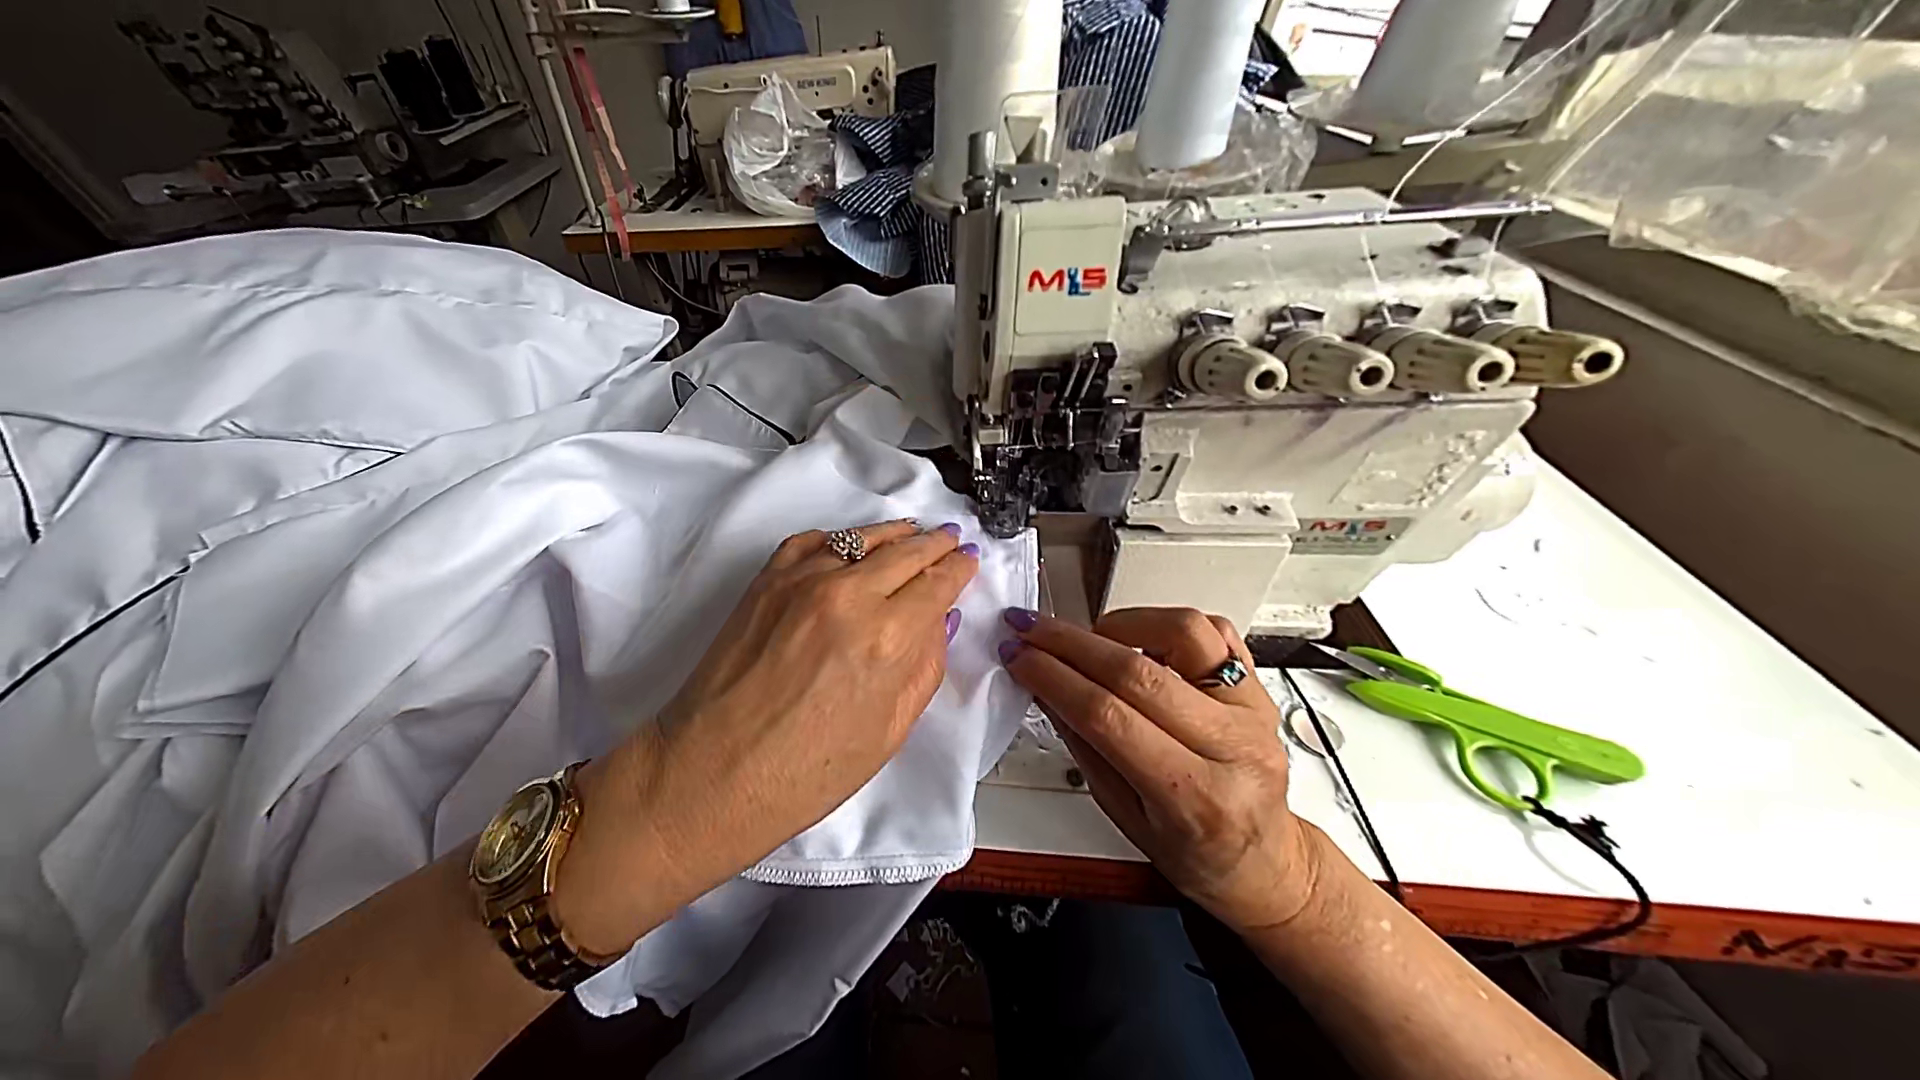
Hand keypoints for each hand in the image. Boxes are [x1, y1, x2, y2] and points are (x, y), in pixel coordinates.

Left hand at [556, 521, 978, 954]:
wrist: (710, 775)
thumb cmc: (804, 773)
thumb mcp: (889, 731)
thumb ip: (924, 666)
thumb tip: (940, 620)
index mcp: (886, 639)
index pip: (937, 584)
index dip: (959, 569)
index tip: (968, 562)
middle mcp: (847, 597)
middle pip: (906, 552)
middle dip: (936, 545)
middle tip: (951, 540)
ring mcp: (800, 582)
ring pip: (862, 538)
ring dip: (895, 534)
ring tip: (913, 533)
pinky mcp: (765, 582)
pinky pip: (813, 541)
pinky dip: (841, 538)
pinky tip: (853, 543)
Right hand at [999, 607, 1320, 934]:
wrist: (1264, 860)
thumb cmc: (1199, 853)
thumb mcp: (1124, 816)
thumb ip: (1084, 746)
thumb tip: (1045, 687)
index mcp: (1192, 796)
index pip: (1107, 716)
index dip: (1052, 677)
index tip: (1019, 656)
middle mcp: (1230, 745)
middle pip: (1135, 671)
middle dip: (1068, 642)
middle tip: (1031, 629)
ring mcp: (1250, 709)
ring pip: (1182, 631)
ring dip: (1119, 624)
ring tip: (1088, 638)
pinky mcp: (1257, 685)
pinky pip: (1213, 629)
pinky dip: (1165, 622)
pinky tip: (1138, 638)